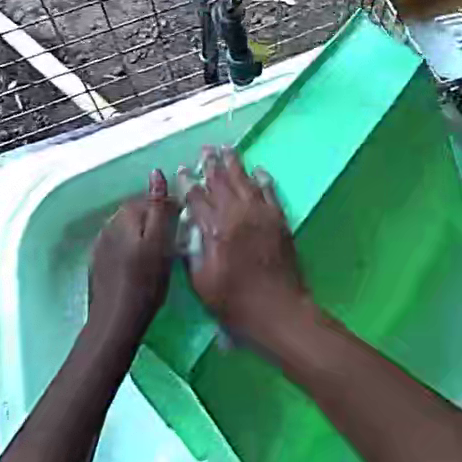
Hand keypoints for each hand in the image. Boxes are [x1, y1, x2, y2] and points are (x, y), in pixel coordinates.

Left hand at [87, 169, 178, 337]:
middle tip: (172, 246)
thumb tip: (157, 172)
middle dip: (154, 223)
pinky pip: (119, 248)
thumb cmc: (144, 282)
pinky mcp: (97, 263)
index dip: (169, 211)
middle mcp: (109, 222)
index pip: (151, 198)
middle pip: (139, 214)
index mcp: (126, 213)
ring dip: (142, 238)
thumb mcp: (161, 242)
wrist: (115, 323)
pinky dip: (130, 253)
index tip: (182, 229)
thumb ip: (159, 207)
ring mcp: (100, 244)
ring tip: (158, 259)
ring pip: (128, 231)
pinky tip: (139, 270)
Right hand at [185, 145, 312, 346]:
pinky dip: (262, 179)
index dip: (187, 182)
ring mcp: (260, 213)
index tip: (182, 170)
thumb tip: (187, 229)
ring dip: (234, 163)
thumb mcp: (202, 283)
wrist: (279, 311)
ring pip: (244, 180)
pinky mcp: (278, 219)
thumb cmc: (235, 303)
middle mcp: (237, 213)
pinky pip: (269, 191)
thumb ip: (192, 252)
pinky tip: (258, 171)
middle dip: (211, 164)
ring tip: (227, 149)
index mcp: (215, 228)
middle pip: (221, 181)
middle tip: (205, 150)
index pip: (197, 197)